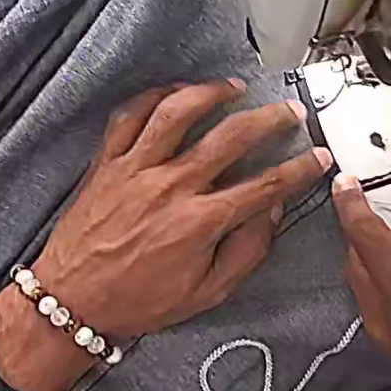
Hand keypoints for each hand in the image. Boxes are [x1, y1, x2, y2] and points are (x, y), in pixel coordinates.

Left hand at [0, 80, 331, 390]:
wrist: (73, 302)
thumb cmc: (136, 301)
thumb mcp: (205, 293)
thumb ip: (245, 252)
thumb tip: (270, 213)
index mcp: (200, 221)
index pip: (266, 184)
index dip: (300, 168)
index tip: (316, 157)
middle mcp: (171, 187)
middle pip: (232, 136)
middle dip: (270, 119)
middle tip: (288, 112)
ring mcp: (136, 169)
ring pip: (179, 112)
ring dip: (211, 93)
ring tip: (233, 88)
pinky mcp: (108, 162)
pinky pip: (130, 116)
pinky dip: (154, 97)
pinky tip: (173, 92)